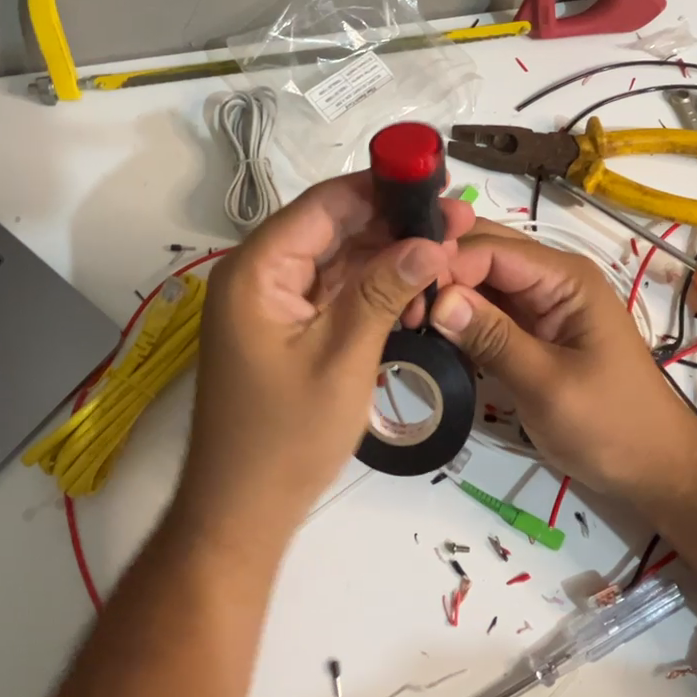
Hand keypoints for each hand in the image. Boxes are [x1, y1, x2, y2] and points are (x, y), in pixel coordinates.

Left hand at [178, 173, 475, 545]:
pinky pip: (332, 292)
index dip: (382, 187)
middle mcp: (258, 274)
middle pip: (333, 227)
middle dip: (394, 225)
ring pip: (337, 259)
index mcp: (257, 269)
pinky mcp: (284, 327)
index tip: (436, 185)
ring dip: (387, 259)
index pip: (325, 204)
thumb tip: (432, 242)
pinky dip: (371, 291)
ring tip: (447, 261)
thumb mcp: (343, 357)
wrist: (241, 512)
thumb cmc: (285, 438)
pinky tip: (415, 296)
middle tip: (456, 225)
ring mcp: (270, 302)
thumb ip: (385, 290)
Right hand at [430, 220, 696, 505]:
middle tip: (398, 307)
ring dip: (444, 292)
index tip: (404, 300)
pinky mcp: (530, 329)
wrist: (654, 466)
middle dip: (439, 270)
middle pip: (482, 253)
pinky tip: (427, 330)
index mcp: (564, 278)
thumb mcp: (549, 386)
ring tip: (403, 318)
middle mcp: (550, 278)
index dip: (445, 266)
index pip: (490, 248)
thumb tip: (438, 299)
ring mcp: (540, 303)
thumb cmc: (611, 426)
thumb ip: (494, 339)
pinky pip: (486, 308)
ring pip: (479, 279)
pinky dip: (457, 315)